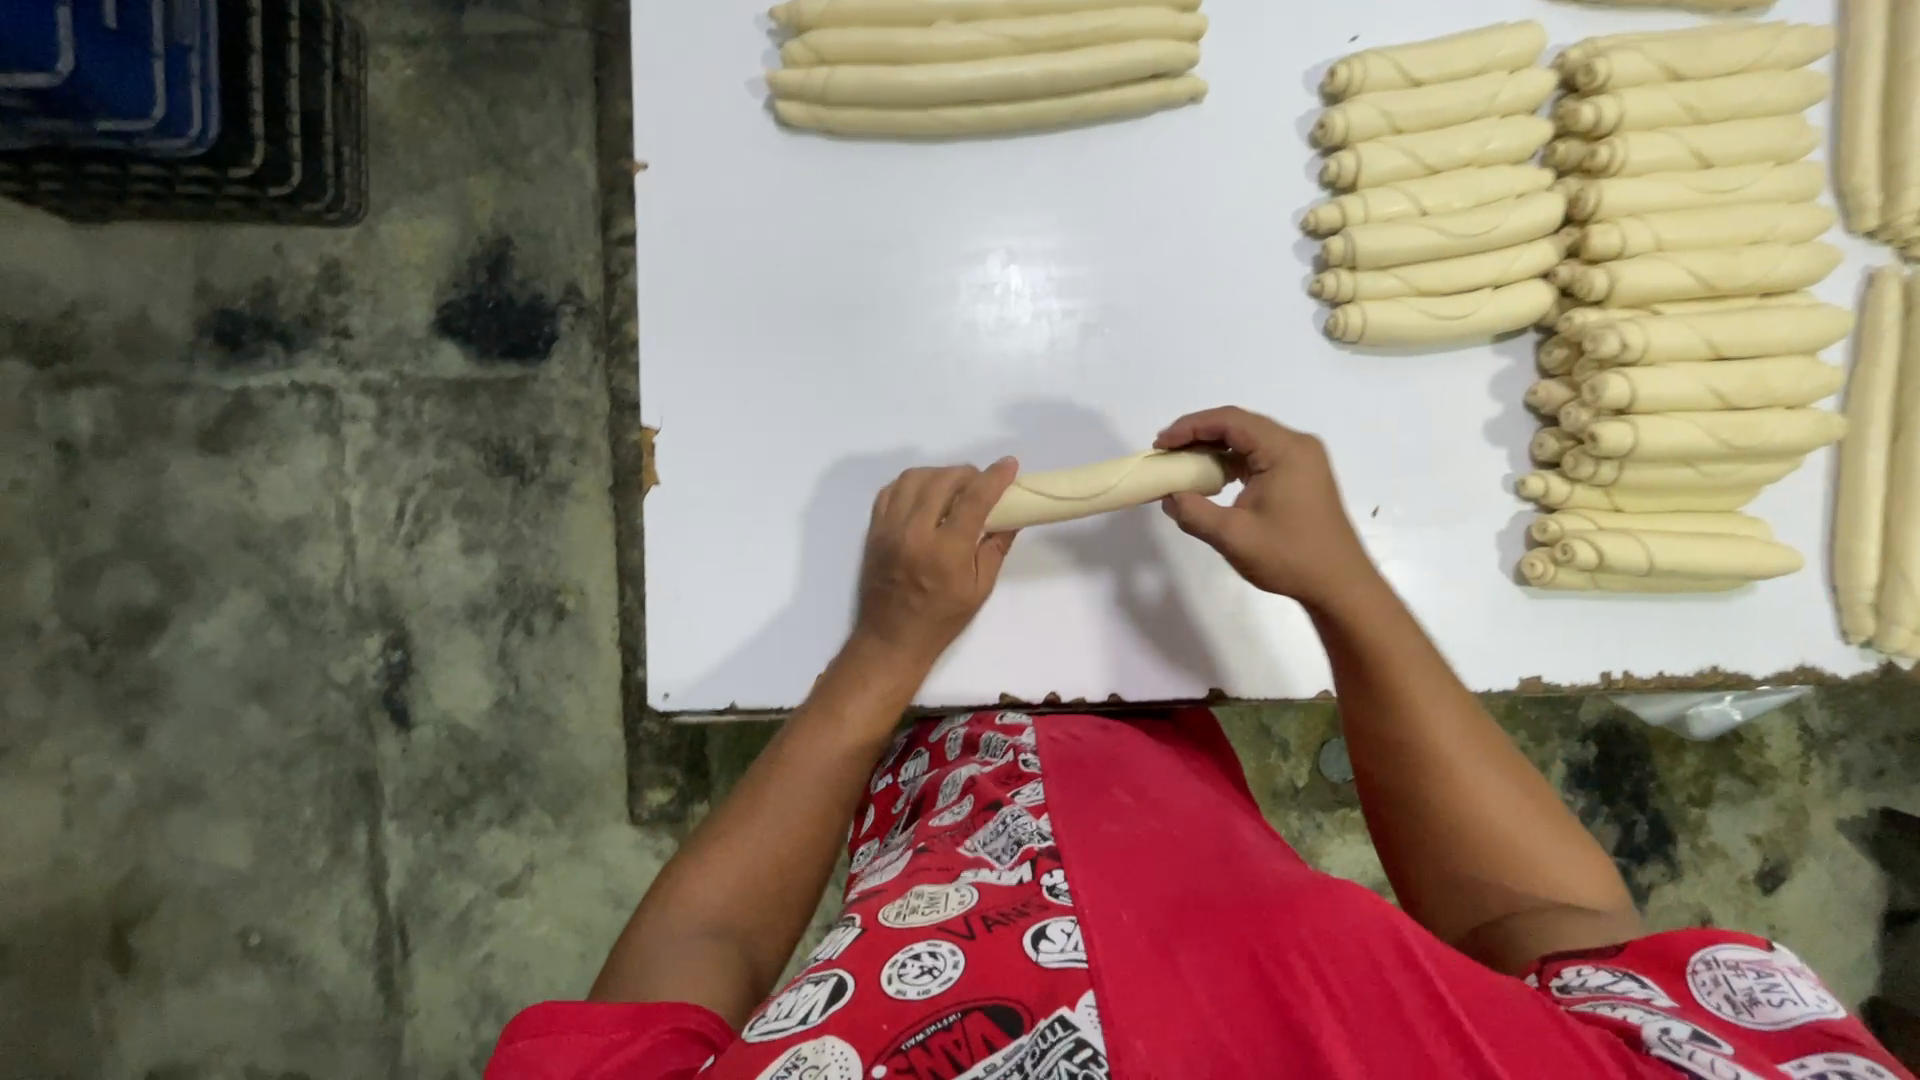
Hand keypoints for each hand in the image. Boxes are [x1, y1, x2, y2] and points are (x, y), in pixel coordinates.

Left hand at [850, 459, 1019, 668]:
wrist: (891, 638)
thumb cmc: (941, 620)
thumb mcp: (979, 588)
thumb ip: (995, 547)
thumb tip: (1012, 517)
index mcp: (945, 551)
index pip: (973, 499)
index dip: (994, 477)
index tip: (1009, 465)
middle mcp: (914, 533)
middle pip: (942, 480)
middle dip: (967, 474)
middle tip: (981, 483)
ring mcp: (889, 529)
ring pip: (913, 479)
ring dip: (938, 474)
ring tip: (953, 486)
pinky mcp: (874, 530)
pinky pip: (890, 491)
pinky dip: (910, 484)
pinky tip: (925, 494)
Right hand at [1155, 407, 1377, 610]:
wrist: (1339, 584)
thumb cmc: (1289, 557)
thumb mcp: (1232, 536)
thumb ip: (1193, 512)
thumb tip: (1169, 496)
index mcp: (1284, 450)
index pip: (1230, 421)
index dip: (1190, 427)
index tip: (1160, 444)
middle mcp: (1297, 445)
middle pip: (1239, 425)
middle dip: (1198, 435)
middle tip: (1166, 453)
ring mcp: (1302, 459)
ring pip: (1249, 440)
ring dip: (1214, 448)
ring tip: (1183, 464)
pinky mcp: (1301, 475)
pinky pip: (1259, 456)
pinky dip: (1232, 462)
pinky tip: (1213, 479)